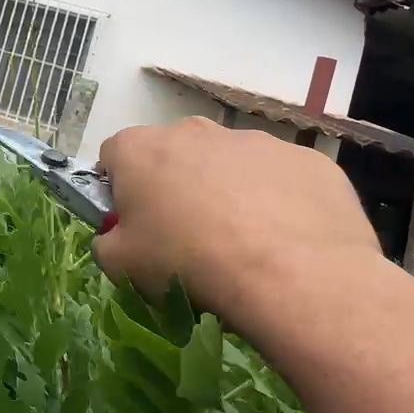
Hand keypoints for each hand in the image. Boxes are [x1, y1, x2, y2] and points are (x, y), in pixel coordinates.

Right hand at [93, 117, 382, 319]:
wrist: (297, 281)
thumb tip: (117, 237)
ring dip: (229, 189)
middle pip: (173, 153)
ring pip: (229, 162)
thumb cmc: (190, 263)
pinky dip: (281, 201)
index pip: (114, 158)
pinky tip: (290, 238)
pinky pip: (283, 178)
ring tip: (248, 240)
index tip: (137, 222)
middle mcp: (190, 131)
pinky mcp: (306, 161)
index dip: (122, 190)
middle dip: (177, 184)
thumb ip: (106, 240)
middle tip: (191, 232)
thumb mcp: (120, 263)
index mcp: (136, 148)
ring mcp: (252, 141)